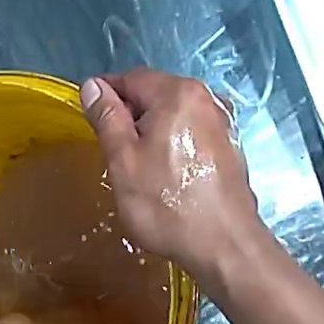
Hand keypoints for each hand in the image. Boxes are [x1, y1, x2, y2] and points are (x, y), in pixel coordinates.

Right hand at [80, 68, 266, 283]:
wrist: (225, 245)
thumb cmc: (168, 204)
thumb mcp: (123, 160)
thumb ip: (107, 118)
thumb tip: (93, 86)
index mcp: (179, 93)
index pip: (131, 79)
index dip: (105, 96)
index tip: (91, 119)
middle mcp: (208, 99)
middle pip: (157, 96)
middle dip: (132, 117)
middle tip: (114, 152)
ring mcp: (224, 125)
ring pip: (176, 118)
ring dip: (154, 134)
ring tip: (140, 169)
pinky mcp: (232, 151)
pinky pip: (193, 137)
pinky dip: (175, 148)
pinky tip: (168, 177)